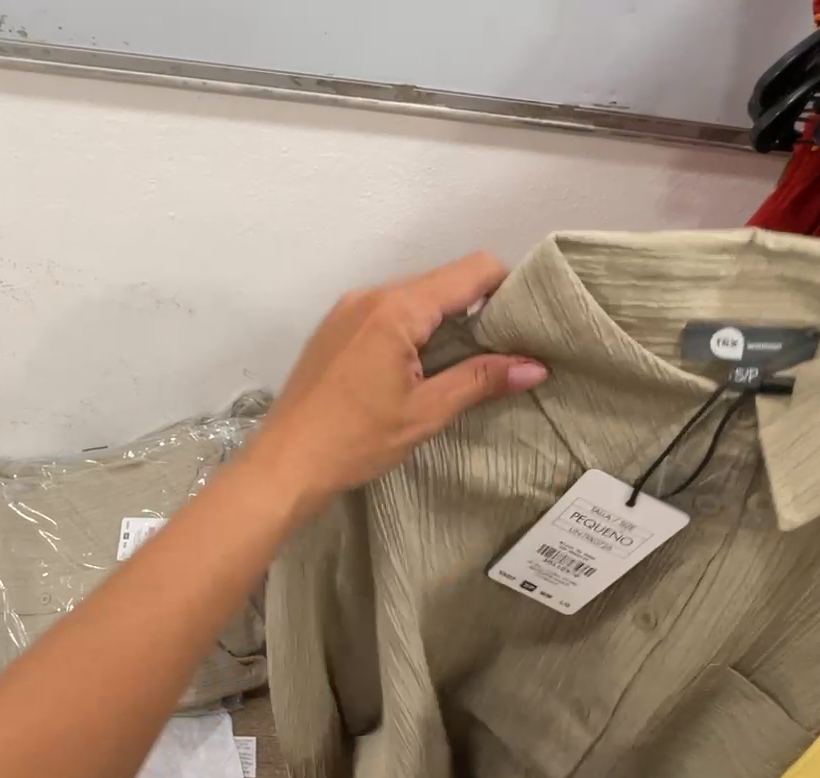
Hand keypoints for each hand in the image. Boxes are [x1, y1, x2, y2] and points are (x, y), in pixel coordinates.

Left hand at [246, 253, 545, 510]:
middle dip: (477, 309)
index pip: (473, 270)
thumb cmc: (353, 441)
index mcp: (396, 309)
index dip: (508, 289)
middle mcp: (369, 296)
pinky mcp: (333, 331)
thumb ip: (480, 381)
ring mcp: (346, 311)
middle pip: (442, 281)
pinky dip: (410, 331)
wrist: (283, 465)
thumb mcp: (424, 413)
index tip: (526, 323)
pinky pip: (385, 314)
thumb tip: (535, 366)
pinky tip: (417, 369)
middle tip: (500, 351)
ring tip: (461, 365)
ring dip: (442, 323)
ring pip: (413, 298)